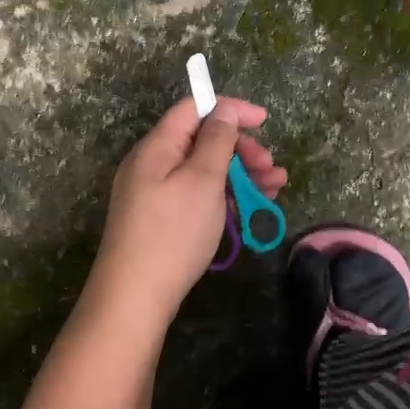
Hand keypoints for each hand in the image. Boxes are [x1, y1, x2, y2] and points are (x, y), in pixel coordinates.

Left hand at [87, 97, 286, 326]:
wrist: (134, 299)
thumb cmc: (173, 233)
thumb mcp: (202, 180)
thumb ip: (216, 139)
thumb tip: (222, 110)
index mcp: (157, 147)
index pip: (194, 109)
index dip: (229, 109)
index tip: (264, 121)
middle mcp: (152, 164)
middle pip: (201, 140)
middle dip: (241, 148)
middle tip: (270, 167)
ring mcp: (155, 193)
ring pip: (204, 169)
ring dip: (241, 173)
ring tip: (275, 188)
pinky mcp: (160, 218)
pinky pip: (198, 193)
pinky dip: (225, 194)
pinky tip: (251, 206)